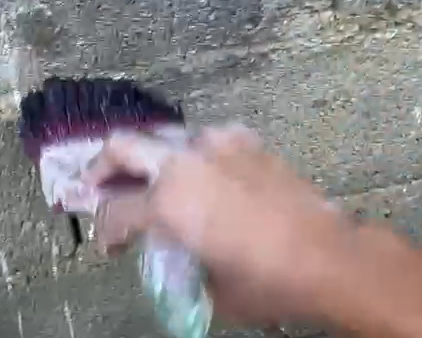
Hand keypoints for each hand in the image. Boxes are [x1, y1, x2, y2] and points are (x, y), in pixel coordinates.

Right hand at [87, 126, 373, 327]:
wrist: (326, 255)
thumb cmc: (266, 282)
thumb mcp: (210, 287)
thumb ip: (178, 261)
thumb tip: (171, 254)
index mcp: (168, 201)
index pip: (116, 210)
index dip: (104, 230)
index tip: (107, 244)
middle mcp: (182, 161)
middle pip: (122, 145)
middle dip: (102, 167)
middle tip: (95, 185)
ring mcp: (212, 142)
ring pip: (163, 135)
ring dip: (149, 156)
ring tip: (150, 177)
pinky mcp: (241, 137)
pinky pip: (204, 139)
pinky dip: (192, 154)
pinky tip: (202, 174)